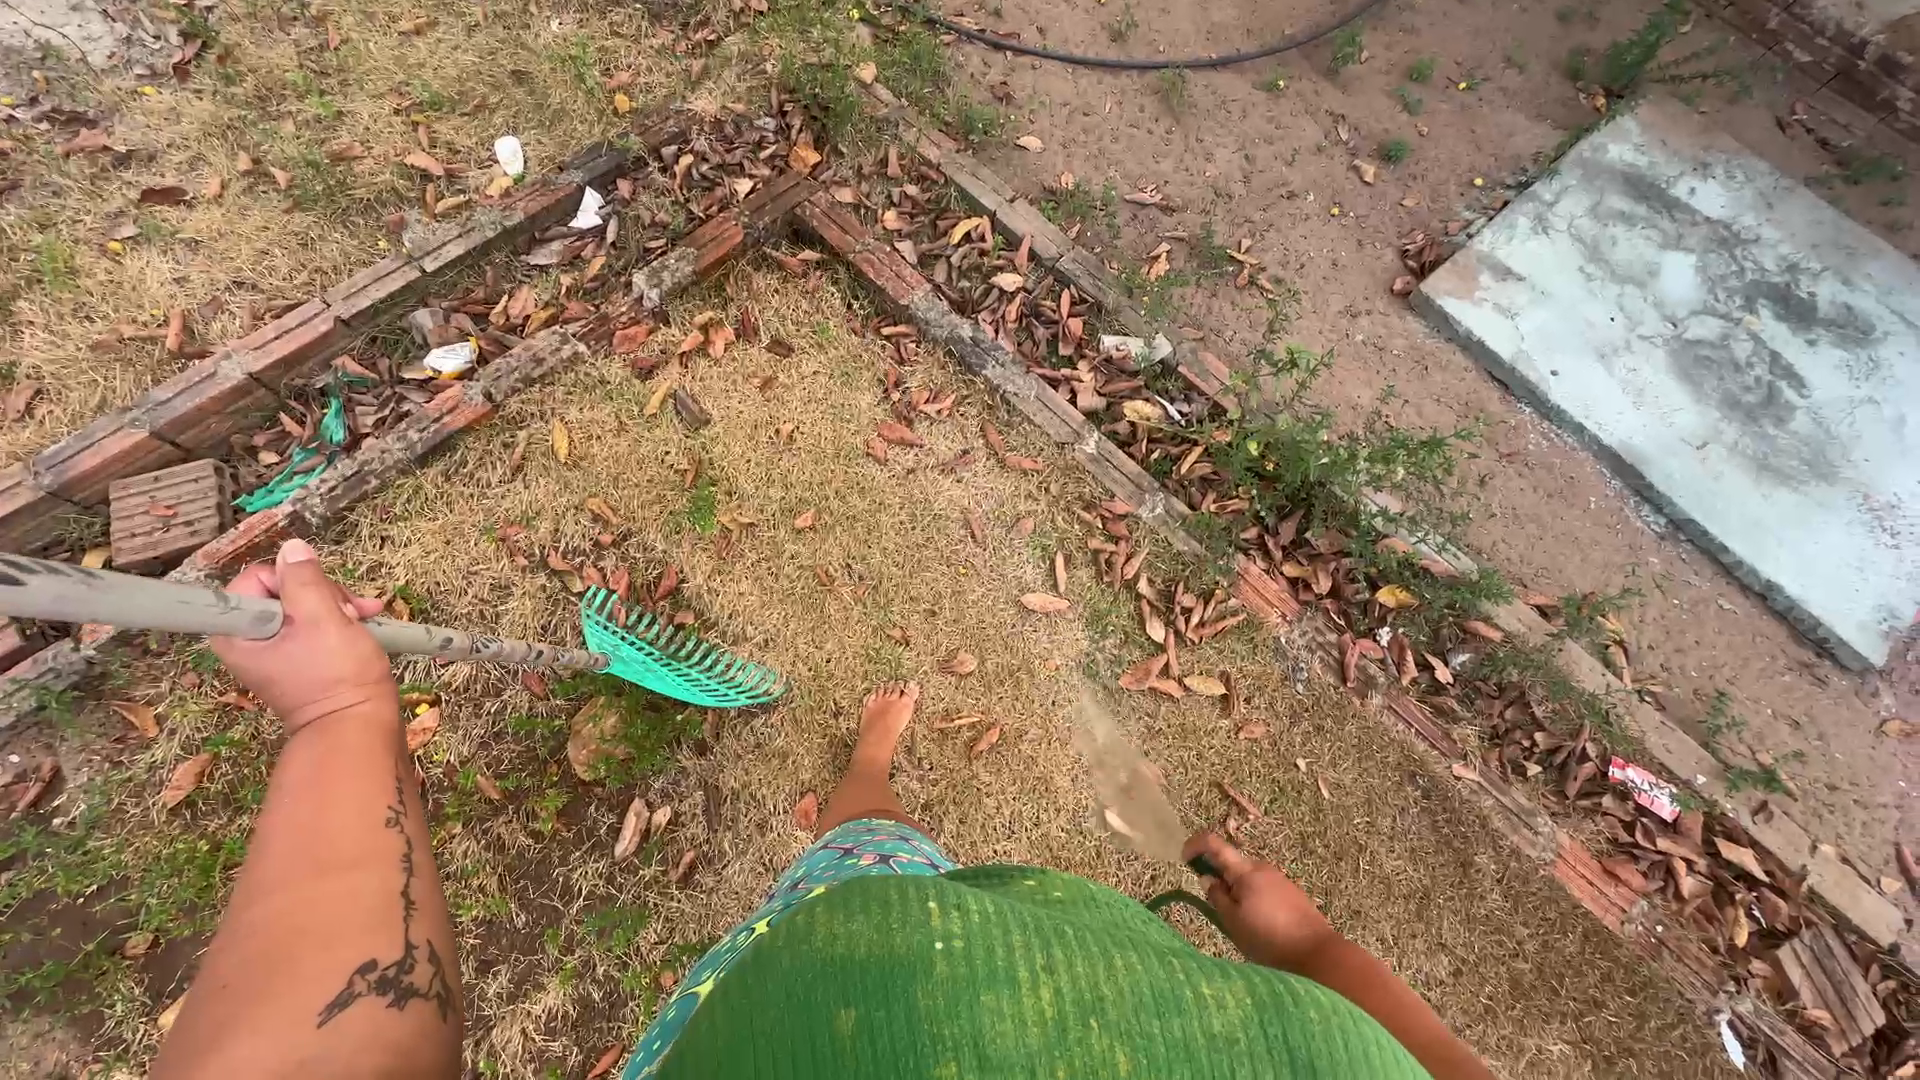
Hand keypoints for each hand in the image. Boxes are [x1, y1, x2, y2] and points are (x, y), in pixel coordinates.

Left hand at [212, 539, 394, 735]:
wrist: (357, 723)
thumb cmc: (337, 674)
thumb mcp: (325, 620)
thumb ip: (306, 581)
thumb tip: (292, 547)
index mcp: (236, 631)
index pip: (257, 579)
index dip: (297, 579)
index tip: (328, 597)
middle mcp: (246, 638)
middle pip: (282, 590)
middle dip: (325, 593)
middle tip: (356, 609)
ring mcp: (272, 649)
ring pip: (303, 605)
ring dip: (339, 605)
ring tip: (368, 617)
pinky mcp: (296, 657)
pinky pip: (313, 624)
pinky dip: (339, 620)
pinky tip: (364, 623)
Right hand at [1183, 831, 1340, 972]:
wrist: (1320, 955)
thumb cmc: (1270, 940)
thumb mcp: (1233, 923)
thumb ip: (1217, 897)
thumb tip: (1208, 879)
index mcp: (1245, 871)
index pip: (1213, 843)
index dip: (1194, 845)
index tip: (1184, 860)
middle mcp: (1263, 868)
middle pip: (1232, 863)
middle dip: (1220, 879)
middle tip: (1219, 909)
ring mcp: (1281, 880)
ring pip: (1249, 879)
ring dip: (1239, 892)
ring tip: (1243, 924)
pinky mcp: (1294, 894)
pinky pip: (1265, 889)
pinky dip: (1255, 900)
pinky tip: (1264, 927)